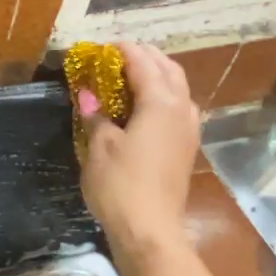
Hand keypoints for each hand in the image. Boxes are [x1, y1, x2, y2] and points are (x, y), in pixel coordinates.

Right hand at [77, 42, 201, 257]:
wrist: (150, 229)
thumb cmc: (120, 185)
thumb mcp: (99, 147)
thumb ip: (96, 115)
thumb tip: (87, 95)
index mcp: (160, 102)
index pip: (142, 62)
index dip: (121, 51)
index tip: (102, 47)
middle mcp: (181, 108)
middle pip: (167, 69)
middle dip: (144, 58)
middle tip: (118, 57)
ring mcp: (188, 128)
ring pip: (177, 88)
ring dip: (157, 76)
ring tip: (132, 78)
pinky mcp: (186, 147)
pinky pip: (178, 108)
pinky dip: (162, 98)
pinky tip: (146, 108)